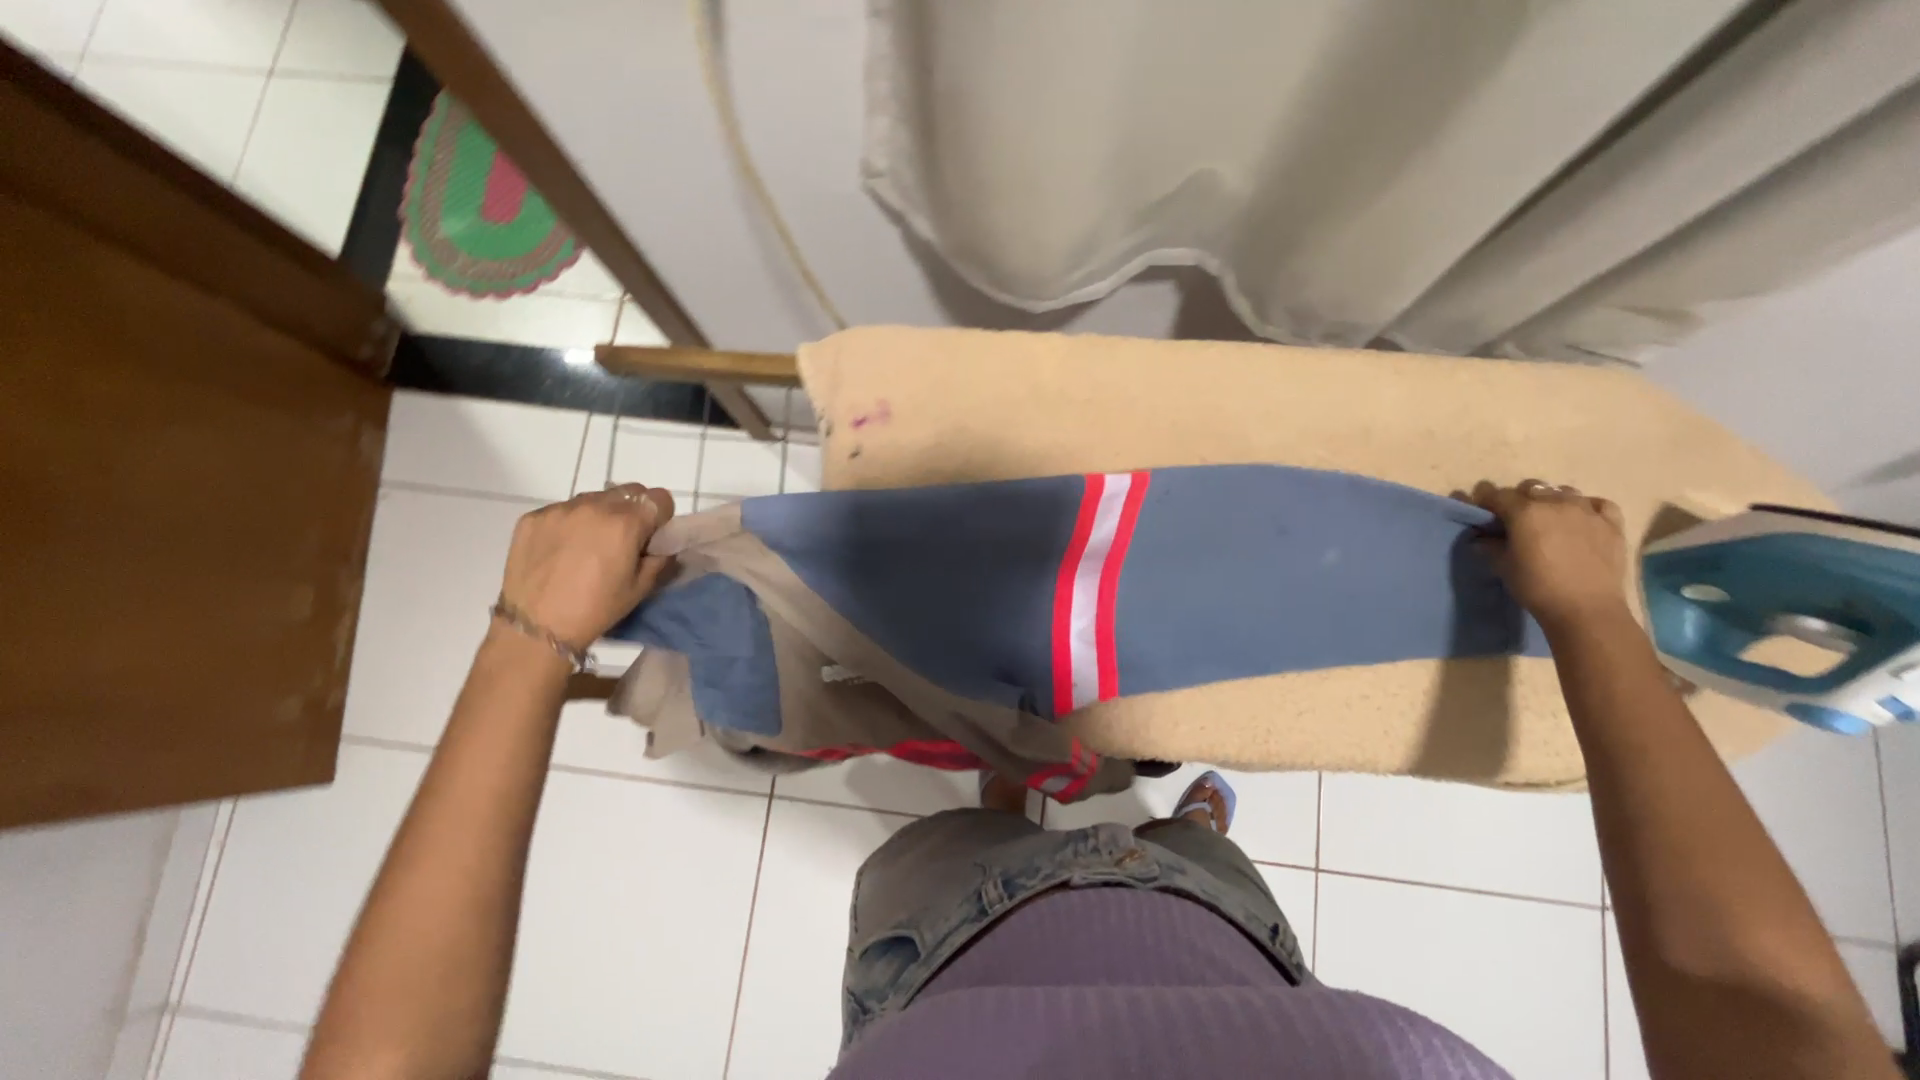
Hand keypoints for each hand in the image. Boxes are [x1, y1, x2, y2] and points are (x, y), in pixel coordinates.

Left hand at [498, 484, 675, 647]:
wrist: (535, 627)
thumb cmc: (595, 610)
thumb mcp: (640, 589)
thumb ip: (658, 558)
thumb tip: (661, 545)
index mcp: (626, 523)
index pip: (659, 498)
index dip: (661, 516)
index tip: (652, 535)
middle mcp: (594, 506)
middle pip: (628, 491)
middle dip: (633, 511)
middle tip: (622, 540)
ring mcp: (560, 509)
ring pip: (593, 498)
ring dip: (600, 514)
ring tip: (588, 545)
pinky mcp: (533, 517)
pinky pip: (562, 510)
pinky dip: (569, 523)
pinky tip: (561, 550)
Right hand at [1471, 479, 1630, 630]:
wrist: (1586, 608)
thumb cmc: (1537, 587)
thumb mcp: (1503, 567)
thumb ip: (1490, 547)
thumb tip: (1480, 538)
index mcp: (1525, 512)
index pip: (1498, 495)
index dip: (1486, 501)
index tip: (1482, 513)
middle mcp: (1556, 502)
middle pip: (1532, 487)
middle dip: (1519, 499)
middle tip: (1515, 520)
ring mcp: (1587, 511)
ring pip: (1564, 491)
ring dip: (1552, 500)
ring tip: (1549, 519)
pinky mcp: (1612, 523)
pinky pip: (1598, 504)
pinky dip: (1587, 507)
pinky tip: (1583, 519)